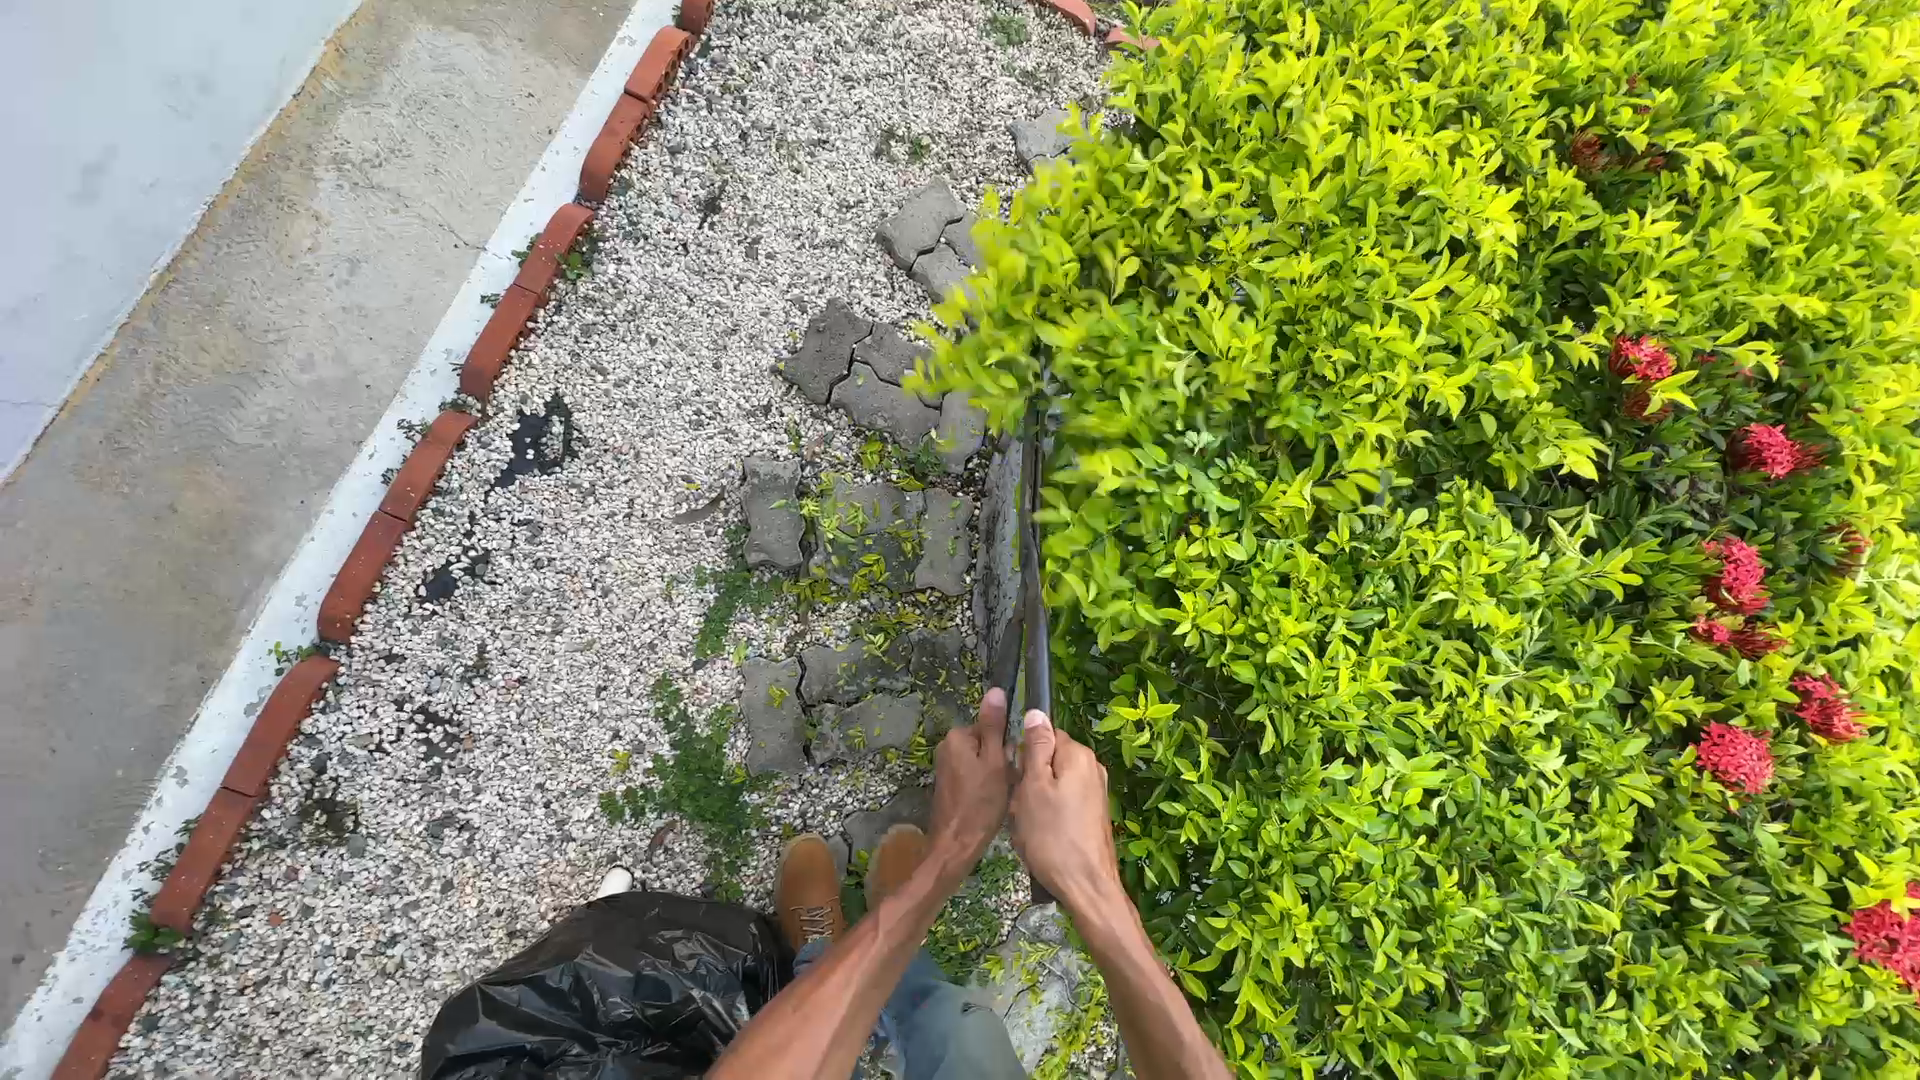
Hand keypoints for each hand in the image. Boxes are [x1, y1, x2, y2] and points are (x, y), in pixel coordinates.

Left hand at [927, 688, 1011, 875]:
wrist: (956, 845)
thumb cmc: (980, 803)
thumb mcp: (995, 762)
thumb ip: (994, 726)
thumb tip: (995, 690)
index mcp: (957, 737)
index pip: (991, 728)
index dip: (1005, 747)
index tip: (1010, 766)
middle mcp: (947, 747)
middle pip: (986, 744)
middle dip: (1000, 761)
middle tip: (1006, 783)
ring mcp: (946, 766)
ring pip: (982, 762)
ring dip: (995, 775)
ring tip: (1000, 795)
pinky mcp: (948, 784)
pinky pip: (973, 776)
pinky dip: (985, 786)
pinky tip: (991, 803)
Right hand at [1011, 710, 1123, 916]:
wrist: (1086, 887)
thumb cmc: (1052, 835)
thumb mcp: (1034, 786)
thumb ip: (1035, 747)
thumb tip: (1036, 712)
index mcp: (1078, 755)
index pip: (1044, 736)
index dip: (1024, 755)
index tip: (1016, 779)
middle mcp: (1092, 767)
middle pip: (1049, 760)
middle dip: (1029, 781)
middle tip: (1020, 807)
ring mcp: (1096, 792)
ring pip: (1053, 785)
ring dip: (1035, 802)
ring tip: (1028, 826)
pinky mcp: (1094, 814)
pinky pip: (1063, 803)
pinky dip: (1048, 816)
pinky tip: (1040, 837)